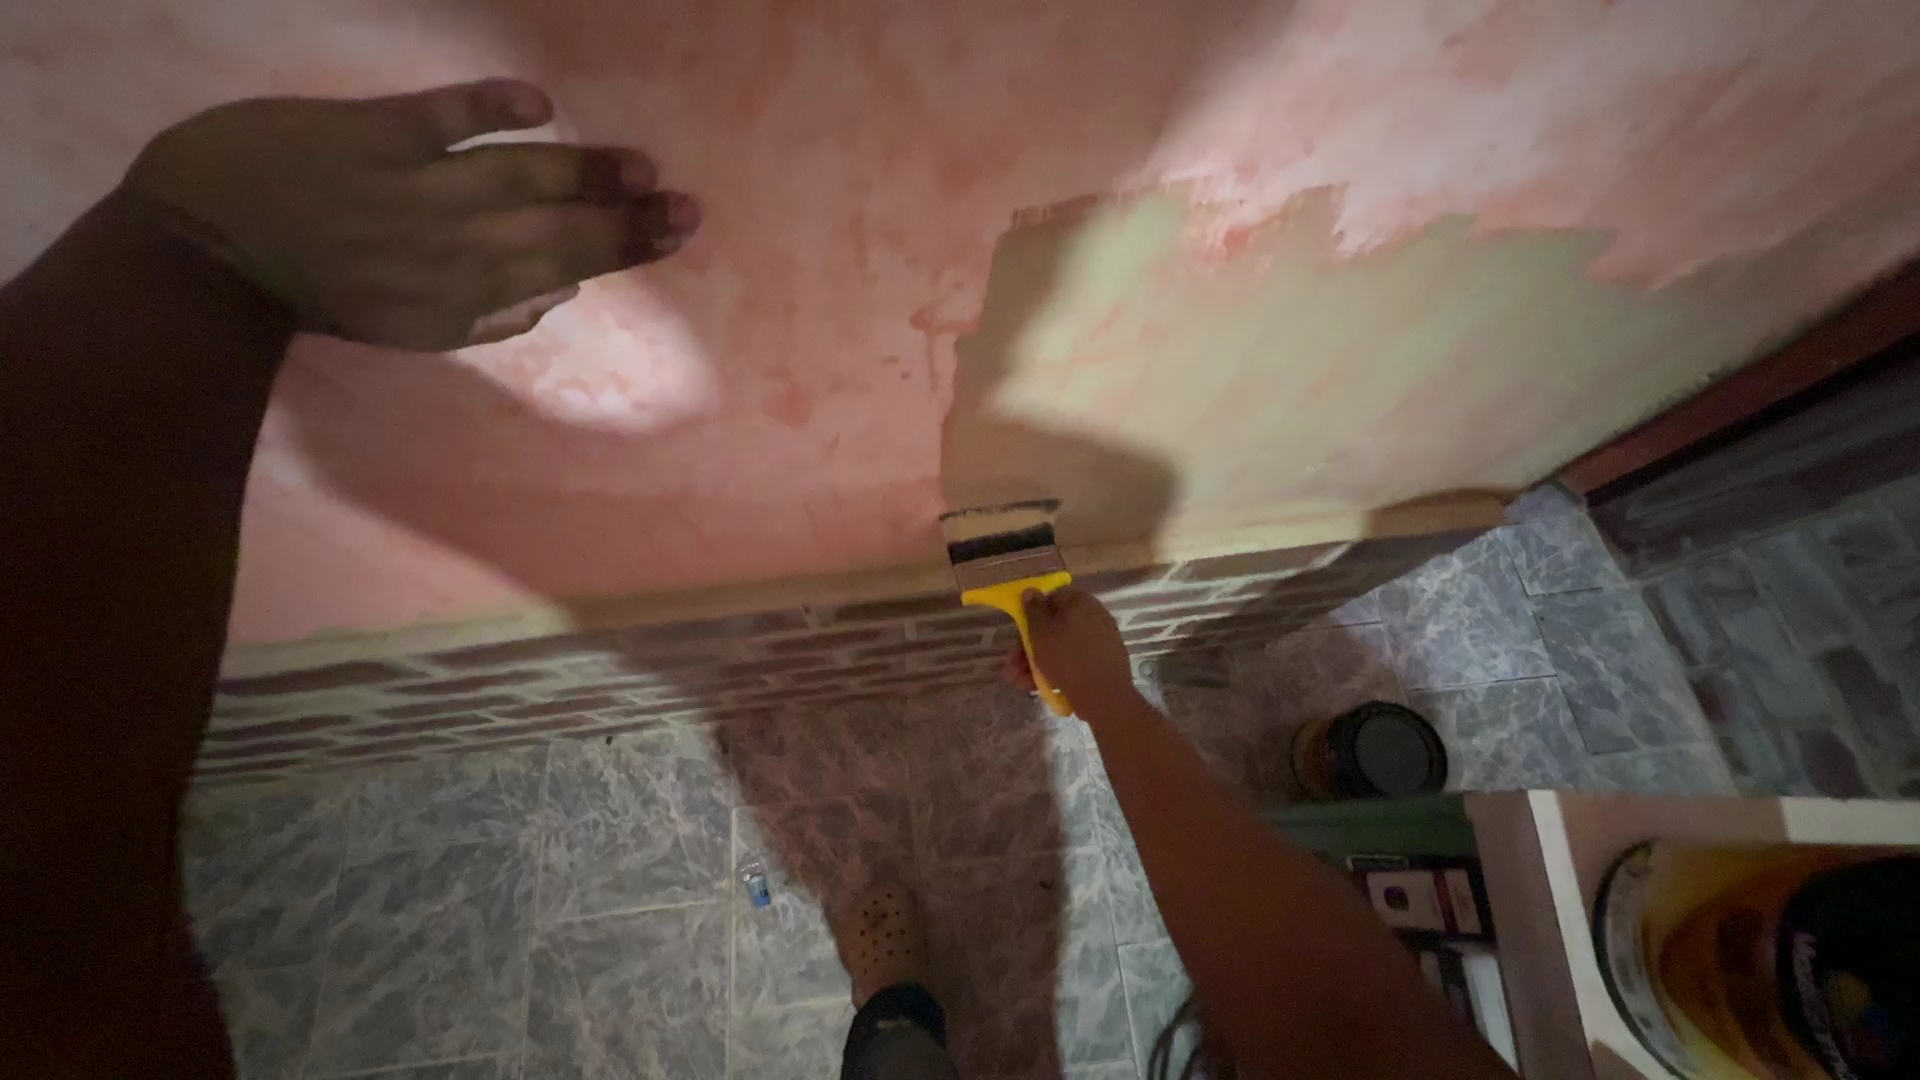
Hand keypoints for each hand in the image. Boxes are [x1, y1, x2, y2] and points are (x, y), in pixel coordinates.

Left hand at [122, 78, 698, 349]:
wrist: (213, 253)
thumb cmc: (332, 299)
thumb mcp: (425, 330)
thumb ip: (500, 315)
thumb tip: (567, 289)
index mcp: (474, 290)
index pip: (571, 263)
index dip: (627, 248)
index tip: (676, 235)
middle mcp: (462, 241)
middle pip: (560, 225)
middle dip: (628, 217)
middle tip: (687, 206)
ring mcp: (419, 185)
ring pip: (519, 175)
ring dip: (583, 170)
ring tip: (639, 165)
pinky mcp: (372, 133)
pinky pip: (441, 117)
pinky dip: (490, 107)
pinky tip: (540, 103)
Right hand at [1011, 587, 1133, 708]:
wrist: (1105, 697)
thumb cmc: (1067, 659)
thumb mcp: (1040, 633)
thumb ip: (1033, 610)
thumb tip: (1031, 590)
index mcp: (1080, 602)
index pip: (1051, 600)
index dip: (1031, 616)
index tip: (1019, 634)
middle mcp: (1094, 616)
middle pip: (1054, 627)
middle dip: (1029, 648)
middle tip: (1013, 666)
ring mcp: (1102, 640)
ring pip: (1062, 647)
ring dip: (1038, 663)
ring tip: (1020, 683)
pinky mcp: (1105, 662)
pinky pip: (1076, 660)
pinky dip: (1058, 670)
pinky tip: (1040, 688)